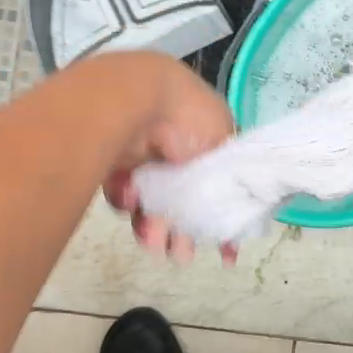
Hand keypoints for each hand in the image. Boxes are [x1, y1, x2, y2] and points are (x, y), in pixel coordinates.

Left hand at [93, 52, 240, 266]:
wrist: (133, 98)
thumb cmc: (188, 117)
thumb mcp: (226, 142)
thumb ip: (233, 176)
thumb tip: (238, 206)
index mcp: (208, 134)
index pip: (218, 182)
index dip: (221, 214)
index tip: (223, 249)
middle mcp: (178, 144)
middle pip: (184, 198)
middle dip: (184, 229)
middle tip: (182, 255)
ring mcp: (145, 154)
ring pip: (153, 201)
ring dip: (156, 227)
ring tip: (157, 247)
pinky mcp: (114, 163)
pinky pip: (126, 193)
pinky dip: (131, 203)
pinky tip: (134, 205)